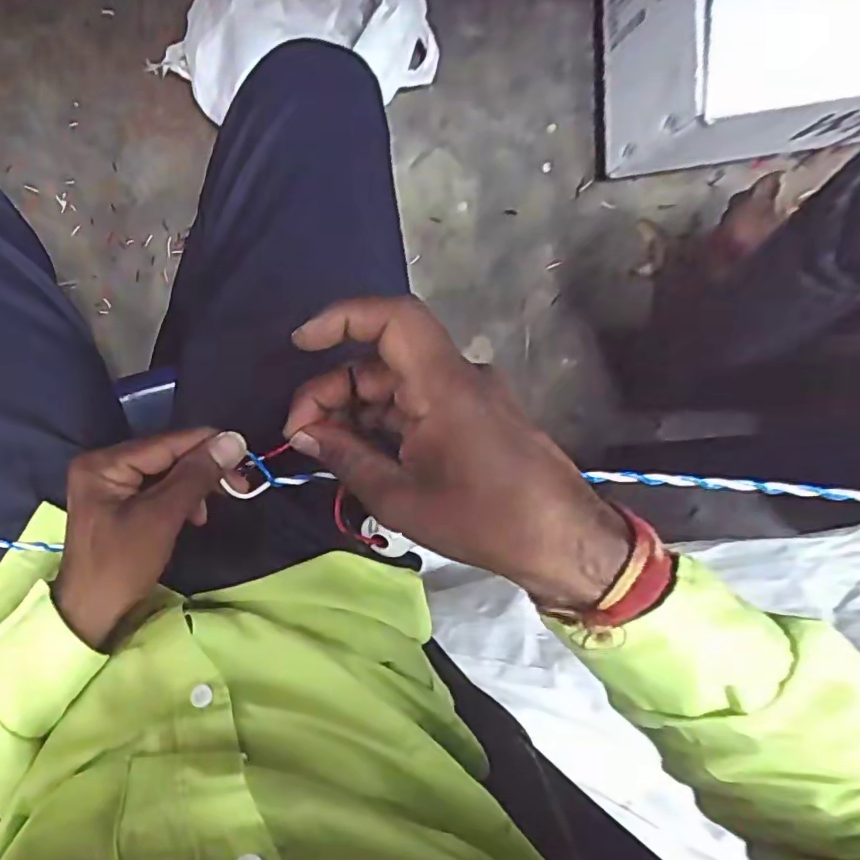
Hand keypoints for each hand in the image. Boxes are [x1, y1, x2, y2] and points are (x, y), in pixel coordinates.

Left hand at [54, 428, 249, 648]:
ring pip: (163, 475)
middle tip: (239, 485)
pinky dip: (178, 501)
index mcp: (103, 463)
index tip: (245, 451)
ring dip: (193, 487)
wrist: (90, 613)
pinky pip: (154, 492)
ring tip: (212, 508)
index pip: (164, 442)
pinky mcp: (116, 506)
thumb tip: (233, 440)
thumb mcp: (161, 517)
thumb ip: (196, 476)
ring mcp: (107, 486)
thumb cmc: (121, 565)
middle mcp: (101, 465)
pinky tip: (194, 516)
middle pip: (164, 456)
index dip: (206, 444)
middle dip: (202, 469)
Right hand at [282, 296, 629, 607]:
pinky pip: (410, 404)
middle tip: (299, 435)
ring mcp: (463, 395)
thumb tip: (303, 434)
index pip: (393, 319)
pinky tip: (353, 452)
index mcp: (442, 386)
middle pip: (377, 362)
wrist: (561, 540)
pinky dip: (376, 422)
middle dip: (329, 392)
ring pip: (390, 385)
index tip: (300, 344)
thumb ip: (345, 457)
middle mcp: (454, 377)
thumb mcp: (398, 497)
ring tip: (321, 450)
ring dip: (349, 411)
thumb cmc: (480, 519)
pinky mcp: (466, 415)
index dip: (341, 319)